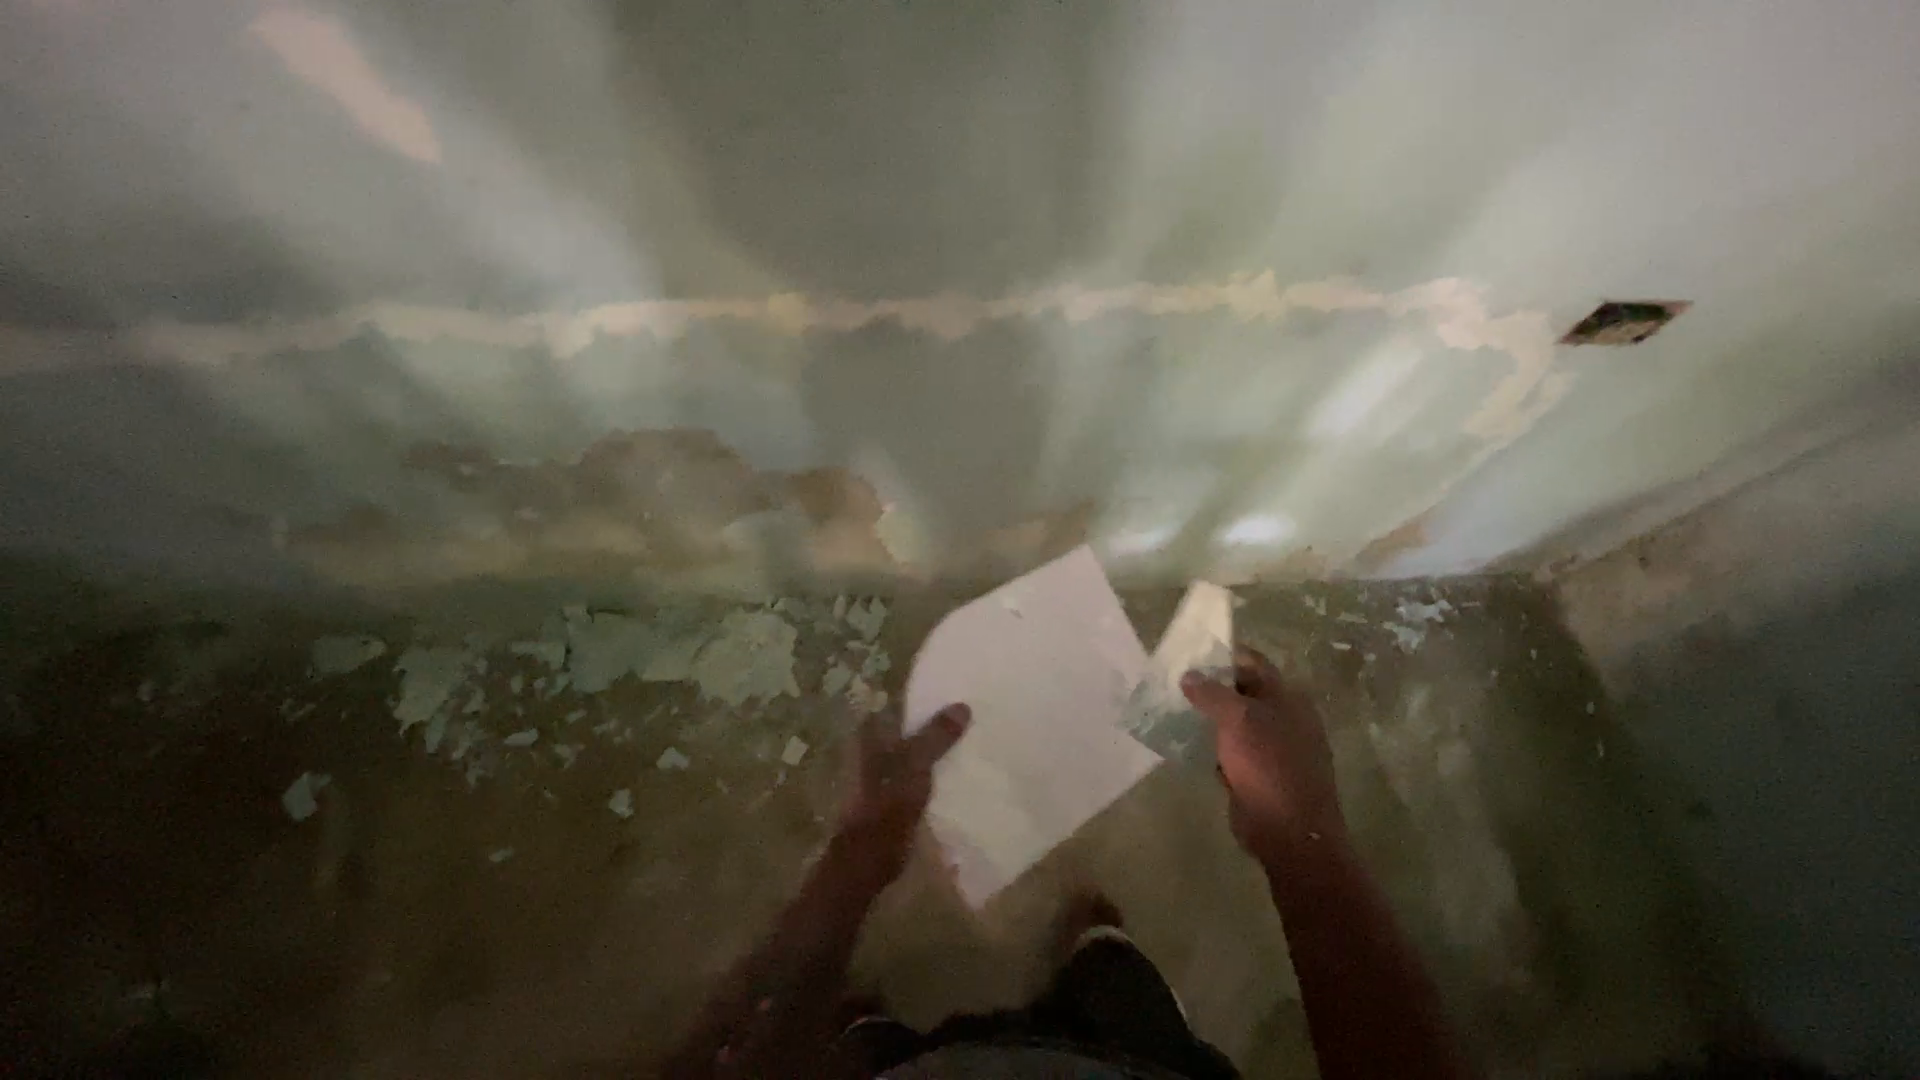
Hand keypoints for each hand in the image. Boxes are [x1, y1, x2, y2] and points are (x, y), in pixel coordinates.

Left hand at [835, 703, 970, 882]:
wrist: (866, 861)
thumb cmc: (885, 807)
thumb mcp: (914, 767)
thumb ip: (936, 737)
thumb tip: (962, 705)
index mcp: (869, 737)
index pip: (898, 707)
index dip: (923, 702)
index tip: (954, 698)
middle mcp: (868, 752)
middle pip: (905, 730)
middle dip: (931, 727)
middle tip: (968, 721)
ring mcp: (876, 778)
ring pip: (910, 755)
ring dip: (933, 752)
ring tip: (967, 747)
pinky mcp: (888, 800)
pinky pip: (914, 778)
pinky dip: (930, 776)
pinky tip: (953, 779)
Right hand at [1182, 647, 1344, 857]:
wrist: (1288, 830)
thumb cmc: (1269, 764)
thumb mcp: (1238, 719)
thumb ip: (1212, 693)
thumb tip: (1188, 675)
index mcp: (1288, 698)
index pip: (1254, 663)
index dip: (1224, 655)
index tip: (1189, 654)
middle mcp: (1283, 719)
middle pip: (1242, 692)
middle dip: (1210, 686)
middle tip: (1173, 681)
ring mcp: (1271, 748)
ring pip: (1233, 723)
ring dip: (1207, 718)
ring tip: (1170, 708)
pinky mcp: (1256, 774)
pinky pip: (1228, 751)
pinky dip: (1210, 746)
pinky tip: (1183, 742)